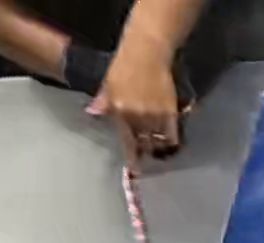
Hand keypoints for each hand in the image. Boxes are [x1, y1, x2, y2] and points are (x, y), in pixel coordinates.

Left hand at [88, 34, 184, 166]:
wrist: (147, 50)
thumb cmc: (125, 65)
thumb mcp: (109, 83)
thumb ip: (102, 102)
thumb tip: (92, 112)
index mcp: (120, 112)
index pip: (127, 144)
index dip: (132, 160)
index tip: (135, 172)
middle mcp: (137, 117)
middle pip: (143, 145)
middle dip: (144, 149)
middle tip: (145, 150)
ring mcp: (154, 115)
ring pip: (156, 142)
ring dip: (156, 144)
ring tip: (155, 141)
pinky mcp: (169, 112)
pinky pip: (171, 136)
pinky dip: (169, 140)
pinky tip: (167, 137)